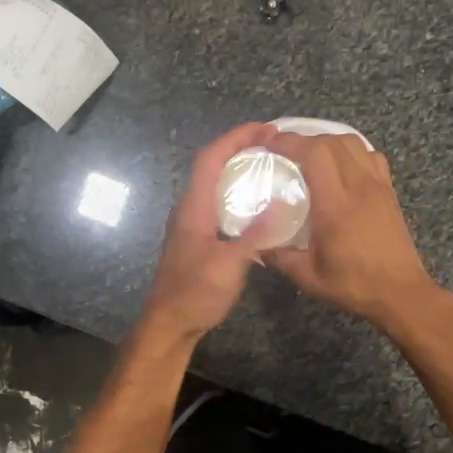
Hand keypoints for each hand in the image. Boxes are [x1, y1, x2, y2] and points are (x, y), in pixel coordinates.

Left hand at [138, 122, 284, 343]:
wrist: (169, 323)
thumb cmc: (195, 293)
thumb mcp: (230, 264)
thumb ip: (256, 234)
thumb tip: (283, 204)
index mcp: (194, 208)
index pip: (211, 158)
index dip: (236, 138)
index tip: (266, 129)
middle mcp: (189, 209)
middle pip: (212, 166)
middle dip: (241, 149)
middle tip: (275, 145)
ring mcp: (191, 224)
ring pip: (215, 185)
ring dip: (239, 171)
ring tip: (271, 168)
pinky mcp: (197, 239)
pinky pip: (218, 203)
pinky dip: (238, 194)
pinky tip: (259, 206)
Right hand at [263, 133, 438, 329]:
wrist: (401, 292)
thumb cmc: (354, 285)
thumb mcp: (309, 276)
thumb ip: (280, 256)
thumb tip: (257, 243)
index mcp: (335, 205)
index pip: (313, 153)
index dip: (289, 141)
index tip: (269, 144)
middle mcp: (359, 187)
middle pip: (331, 141)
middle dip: (304, 138)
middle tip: (285, 151)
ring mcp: (378, 186)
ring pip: (353, 143)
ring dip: (328, 141)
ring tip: (311, 155)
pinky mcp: (389, 191)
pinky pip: (371, 156)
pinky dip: (353, 151)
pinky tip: (342, 166)